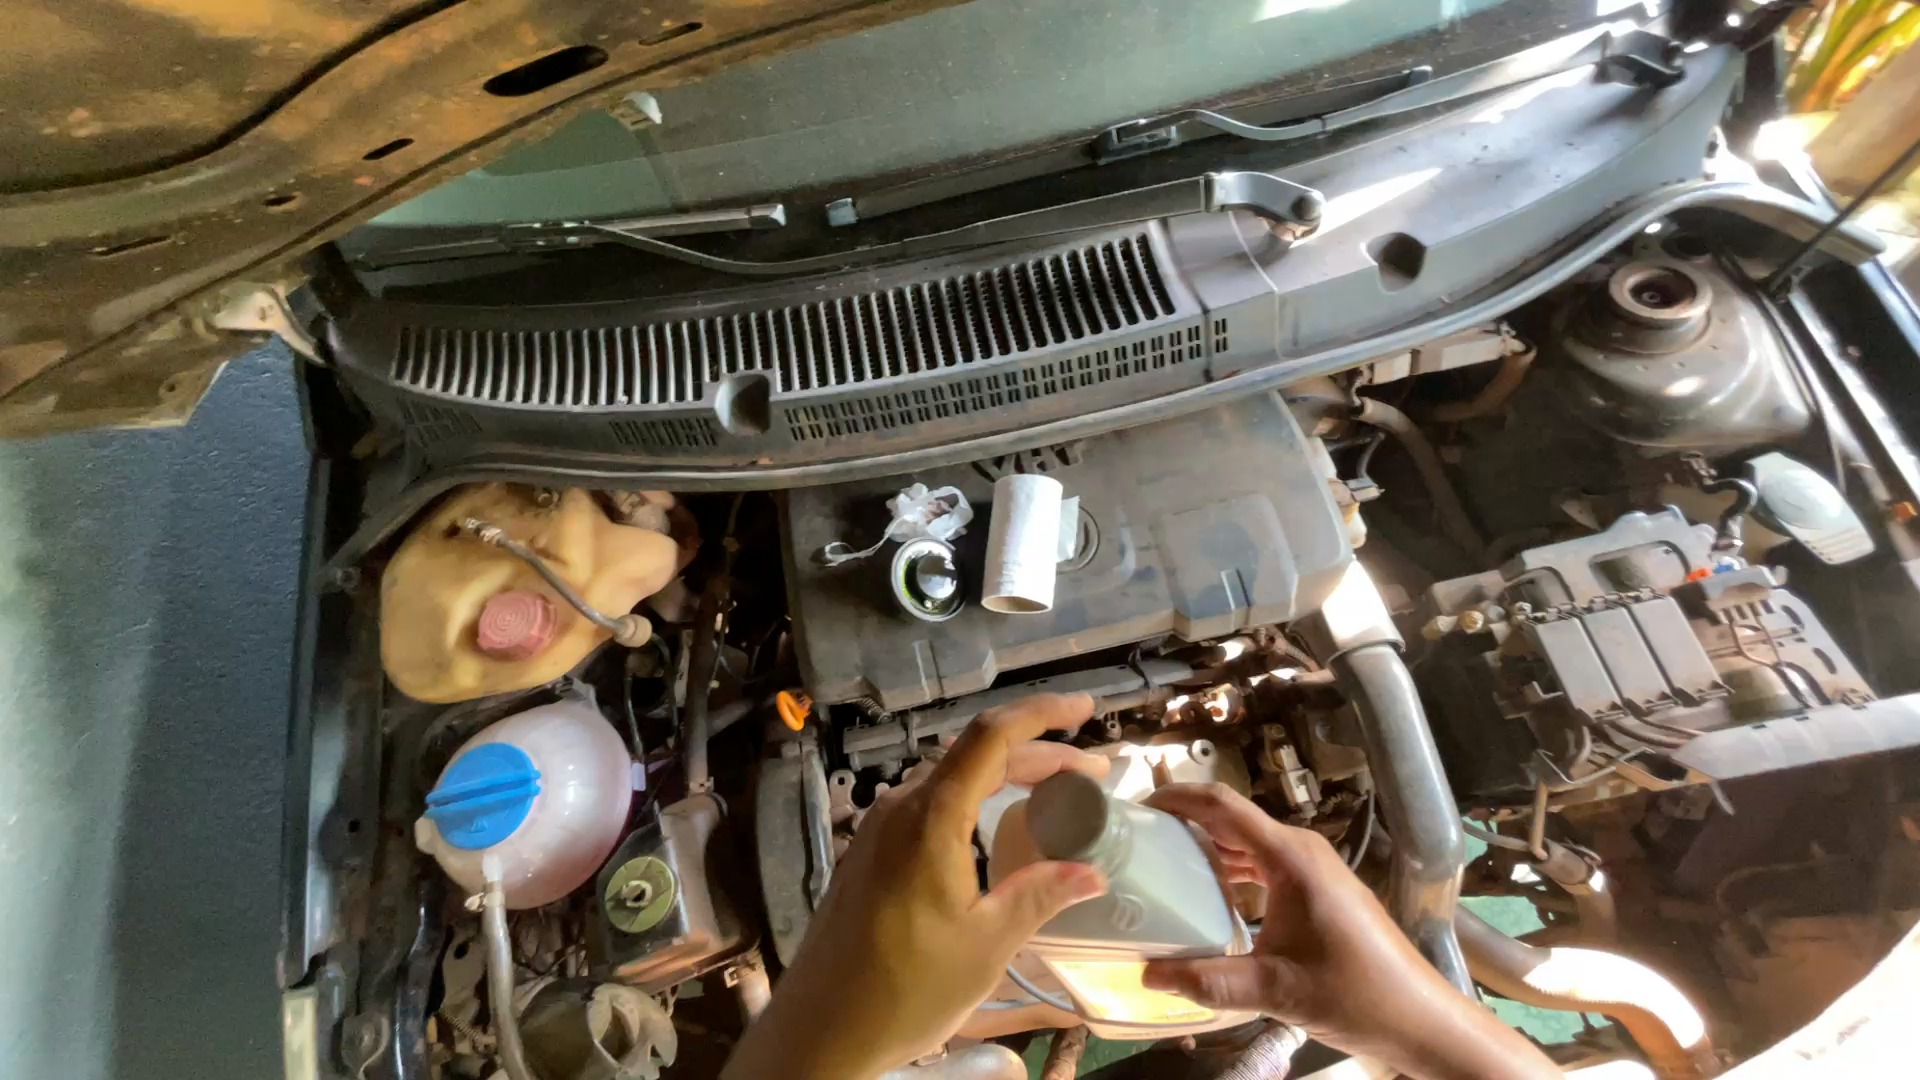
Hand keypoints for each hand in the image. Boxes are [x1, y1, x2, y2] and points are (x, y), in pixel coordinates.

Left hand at [722, 694, 1111, 1079]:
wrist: (819, 1028)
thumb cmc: (905, 989)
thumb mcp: (985, 945)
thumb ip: (1038, 895)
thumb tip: (1092, 873)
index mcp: (932, 816)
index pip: (991, 737)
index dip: (1041, 713)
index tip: (1085, 708)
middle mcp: (903, 804)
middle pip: (978, 753)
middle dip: (1039, 753)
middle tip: (1092, 772)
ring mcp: (883, 821)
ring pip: (955, 774)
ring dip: (1008, 774)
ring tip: (1056, 790)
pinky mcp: (874, 843)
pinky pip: (933, 798)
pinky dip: (977, 794)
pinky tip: (999, 819)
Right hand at [1140, 784, 1560, 1079]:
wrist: (1425, 1023)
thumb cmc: (1358, 996)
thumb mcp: (1278, 991)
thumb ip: (1211, 980)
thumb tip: (1148, 975)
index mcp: (1289, 856)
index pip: (1221, 804)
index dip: (1177, 797)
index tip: (1139, 807)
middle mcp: (1298, 848)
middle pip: (1230, 816)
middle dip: (1184, 819)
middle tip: (1140, 836)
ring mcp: (1309, 865)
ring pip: (1245, 838)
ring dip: (1205, 843)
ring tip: (1162, 860)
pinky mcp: (1315, 884)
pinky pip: (1260, 860)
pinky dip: (1229, 866)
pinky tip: (1207, 892)